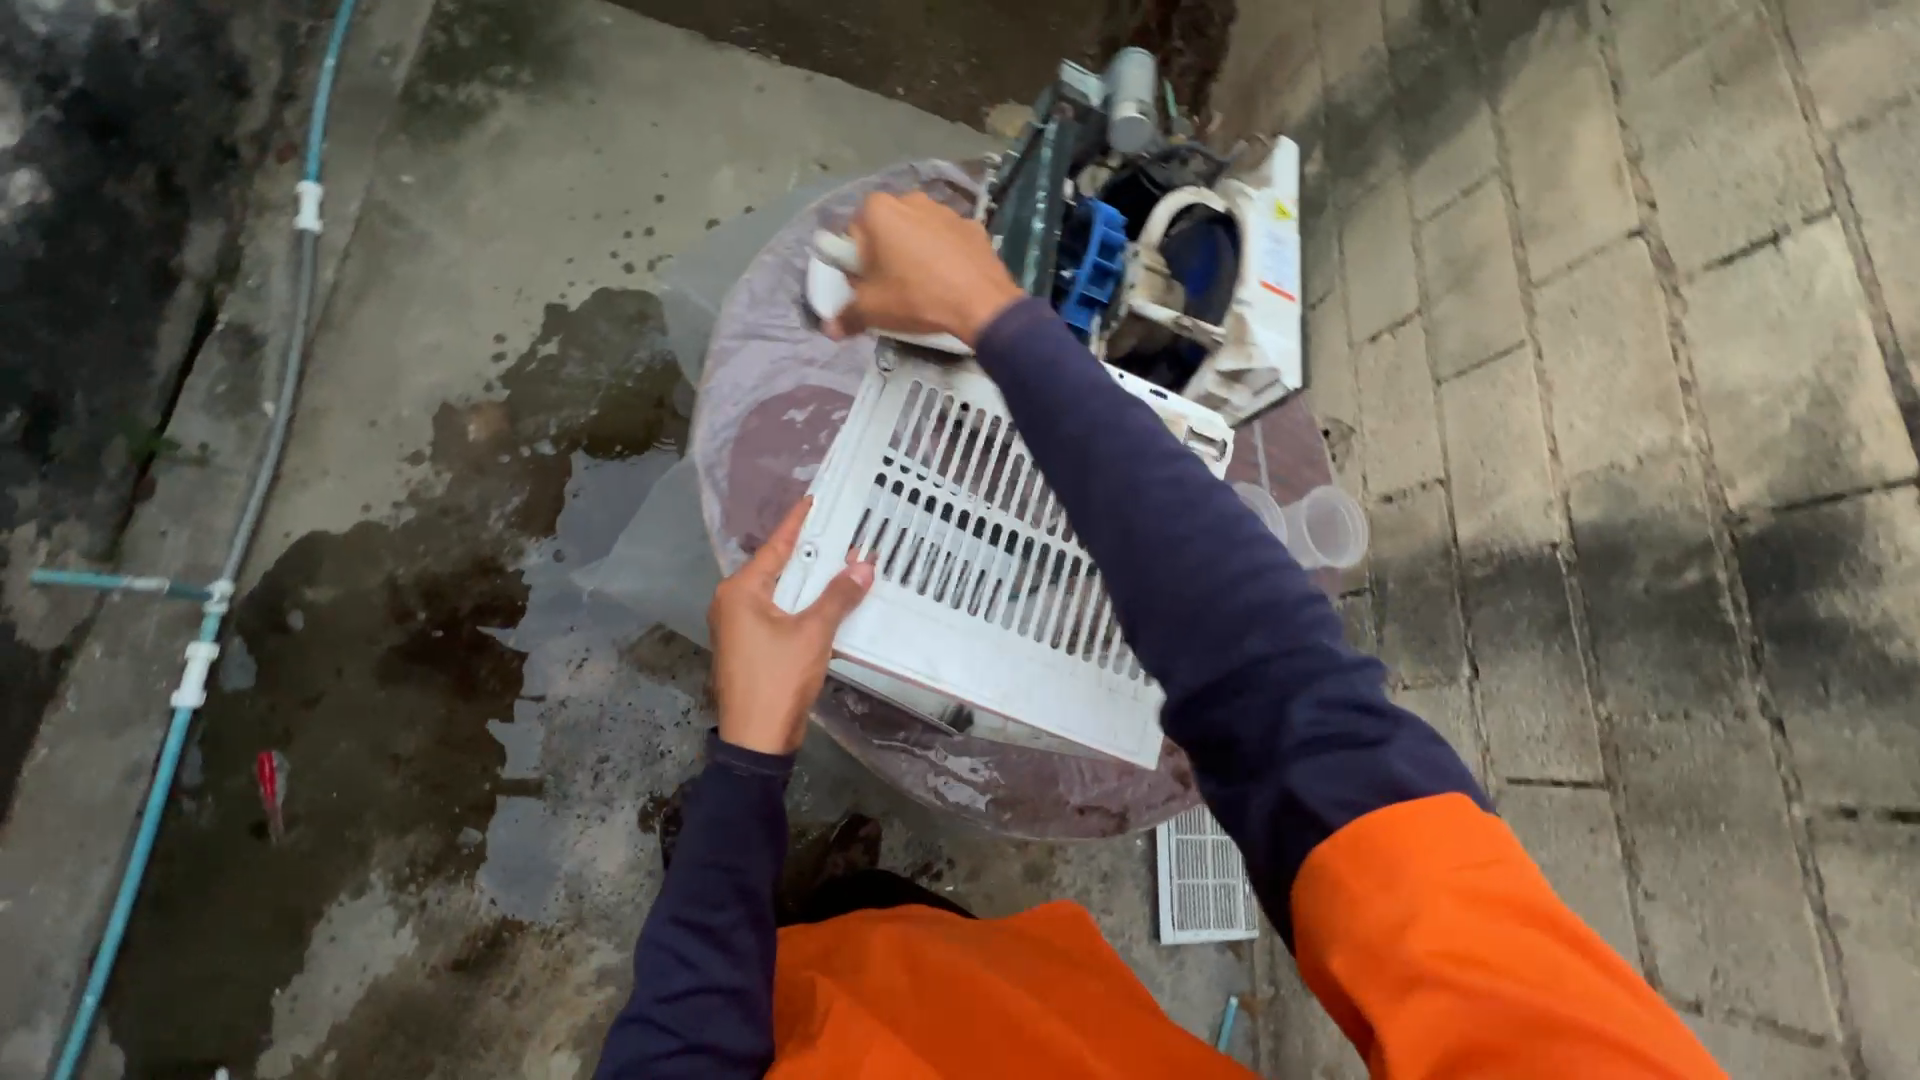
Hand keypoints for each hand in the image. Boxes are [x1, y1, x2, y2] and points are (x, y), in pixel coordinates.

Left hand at [708, 497, 874, 754]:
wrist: (757, 739)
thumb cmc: (779, 678)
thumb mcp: (813, 633)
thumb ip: (838, 596)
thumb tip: (864, 565)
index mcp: (741, 591)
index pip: (776, 546)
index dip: (799, 523)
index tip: (816, 499)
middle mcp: (734, 601)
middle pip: (778, 567)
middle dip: (812, 553)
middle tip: (843, 530)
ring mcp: (740, 625)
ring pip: (781, 592)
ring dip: (811, 581)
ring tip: (843, 560)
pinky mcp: (751, 645)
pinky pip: (780, 613)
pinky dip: (804, 604)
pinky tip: (830, 600)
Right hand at [824, 192, 1027, 346]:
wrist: (982, 304)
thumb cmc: (917, 298)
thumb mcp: (873, 311)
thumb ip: (847, 315)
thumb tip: (830, 328)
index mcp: (878, 210)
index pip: (854, 234)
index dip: (857, 263)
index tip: (869, 285)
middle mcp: (911, 199)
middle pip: (887, 230)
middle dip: (886, 255)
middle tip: (894, 288)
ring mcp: (946, 210)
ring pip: (919, 232)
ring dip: (916, 253)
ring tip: (924, 287)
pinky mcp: (973, 226)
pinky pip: (948, 240)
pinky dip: (945, 256)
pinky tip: (950, 281)